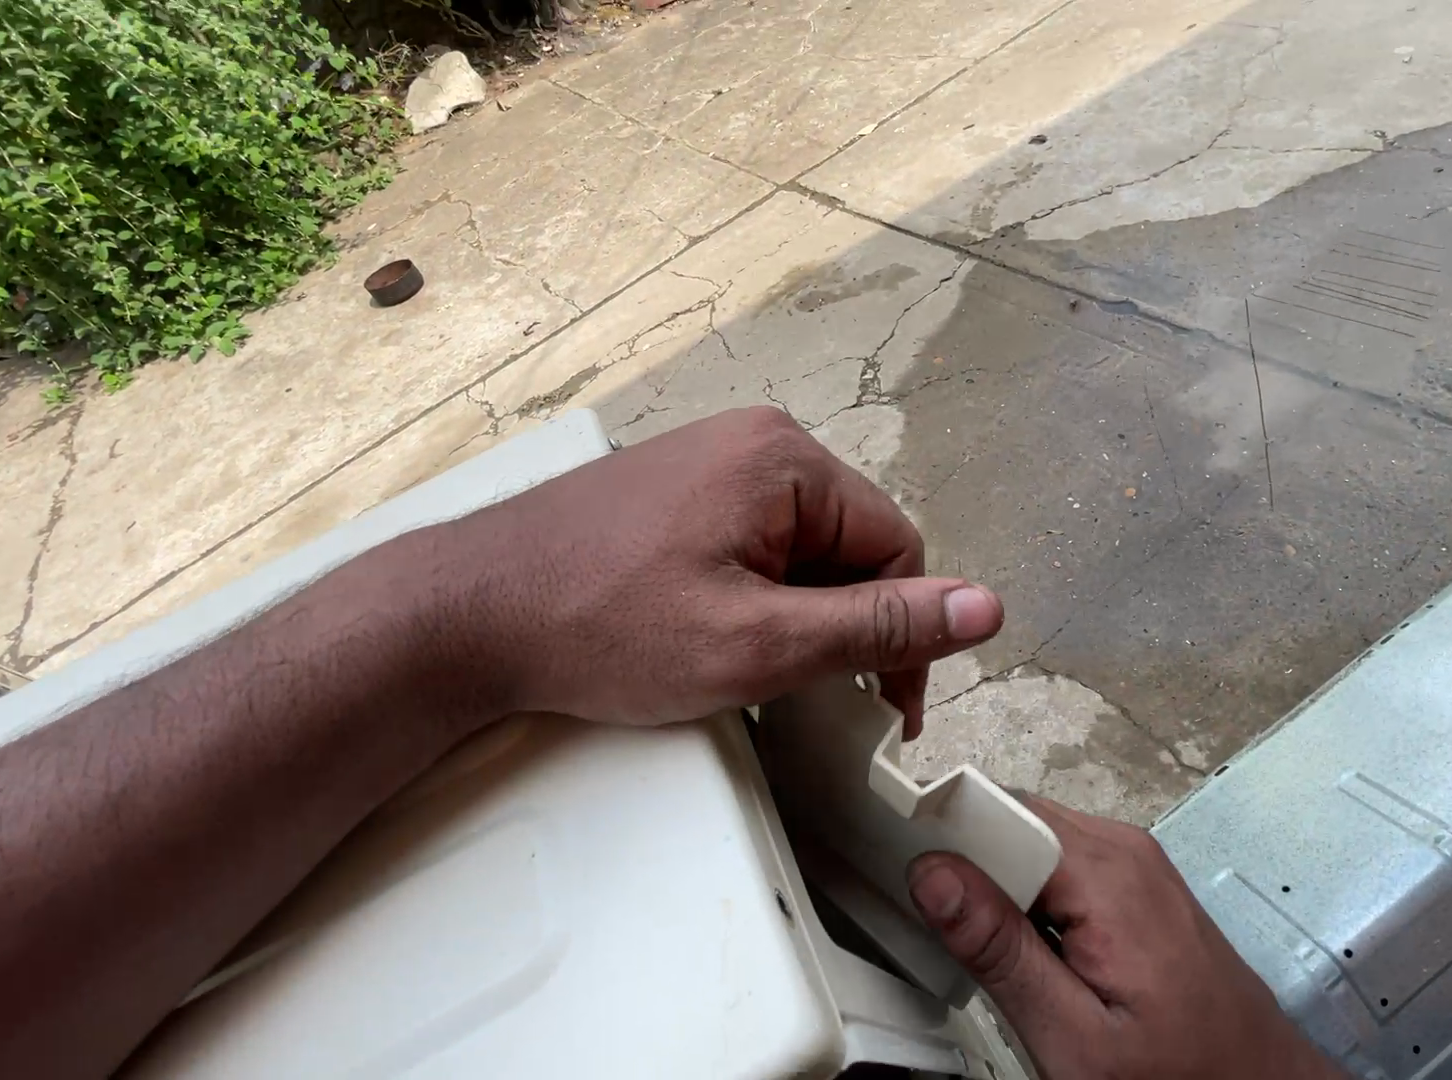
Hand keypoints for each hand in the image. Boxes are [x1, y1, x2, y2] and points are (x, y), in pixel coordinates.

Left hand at [412, 406, 1002, 731]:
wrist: (462, 614)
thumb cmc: (606, 630)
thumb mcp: (757, 645)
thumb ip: (877, 626)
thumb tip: (989, 607)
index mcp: (785, 459)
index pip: (895, 545)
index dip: (902, 631)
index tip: (883, 707)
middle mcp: (756, 440)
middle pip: (848, 542)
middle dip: (842, 620)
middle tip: (803, 690)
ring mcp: (711, 458)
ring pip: (804, 546)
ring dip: (800, 610)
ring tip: (751, 662)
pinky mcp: (680, 485)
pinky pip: (756, 539)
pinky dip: (760, 591)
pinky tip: (717, 627)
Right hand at [907, 797, 1342, 1079]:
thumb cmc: (1182, 1077)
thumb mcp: (1076, 1037)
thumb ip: (1000, 951)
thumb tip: (933, 874)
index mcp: (1104, 872)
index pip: (997, 814)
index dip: (948, 841)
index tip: (915, 883)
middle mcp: (1119, 846)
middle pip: (1012, 820)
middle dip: (972, 865)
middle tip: (957, 934)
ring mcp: (1131, 859)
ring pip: (1032, 839)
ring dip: (1001, 881)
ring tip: (996, 947)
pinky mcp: (1134, 878)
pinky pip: (1061, 860)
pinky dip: (1032, 890)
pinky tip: (1033, 943)